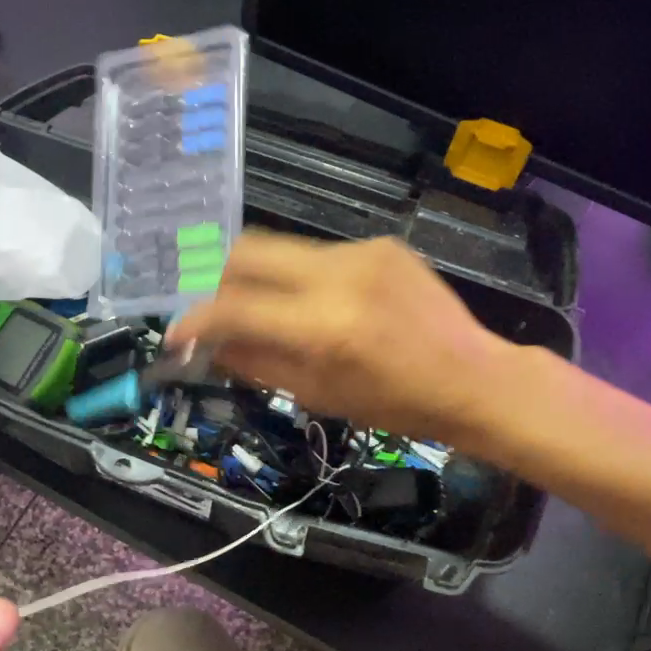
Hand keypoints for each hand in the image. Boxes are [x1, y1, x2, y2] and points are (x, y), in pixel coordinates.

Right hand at [169, 233, 520, 443]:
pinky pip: (318, 254)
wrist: (473, 379)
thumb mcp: (317, 395)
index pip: (233, 308)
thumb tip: (211, 345)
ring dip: (259, 279)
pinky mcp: (381, 244)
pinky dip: (300, 278)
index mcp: (322, 327)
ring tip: (262, 312)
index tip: (177, 335)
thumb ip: (257, 363)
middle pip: (246, 252)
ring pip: (281, 250)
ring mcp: (362, 252)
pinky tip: (315, 306)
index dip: (195, 320)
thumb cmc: (396, 405)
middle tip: (211, 310)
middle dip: (215, 279)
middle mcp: (337, 275)